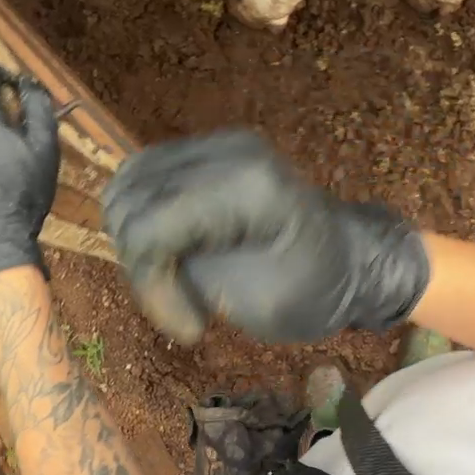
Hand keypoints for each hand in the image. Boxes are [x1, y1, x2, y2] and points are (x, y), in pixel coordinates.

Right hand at [102, 129, 429, 343]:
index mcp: (247, 186)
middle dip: (142, 265)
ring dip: (137, 242)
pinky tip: (173, 252)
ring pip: (125, 187)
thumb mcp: (264, 305)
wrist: (350, 262)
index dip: (151, 283)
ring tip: (176, 280)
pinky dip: (142, 220)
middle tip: (181, 306)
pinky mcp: (203, 151)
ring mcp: (213, 144)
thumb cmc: (317, 292)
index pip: (150, 225)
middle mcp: (224, 151)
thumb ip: (194, 279)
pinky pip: (140, 180)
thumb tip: (146, 262)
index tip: (190, 329)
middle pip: (128, 203)